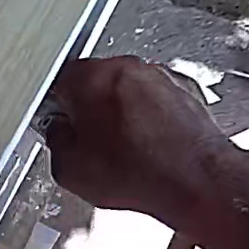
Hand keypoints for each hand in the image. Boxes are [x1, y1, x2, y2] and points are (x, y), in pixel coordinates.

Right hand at [40, 56, 241, 226]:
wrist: (196, 180)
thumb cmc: (138, 171)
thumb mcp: (67, 167)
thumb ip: (54, 139)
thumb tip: (59, 132)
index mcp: (91, 79)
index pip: (57, 81)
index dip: (52, 105)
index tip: (54, 123)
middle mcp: (128, 68)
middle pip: (93, 81)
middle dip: (85, 107)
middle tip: (83, 140)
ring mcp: (160, 77)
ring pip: (123, 89)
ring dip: (116, 112)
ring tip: (116, 148)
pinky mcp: (186, 91)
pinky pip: (151, 100)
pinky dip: (143, 117)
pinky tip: (141, 146)